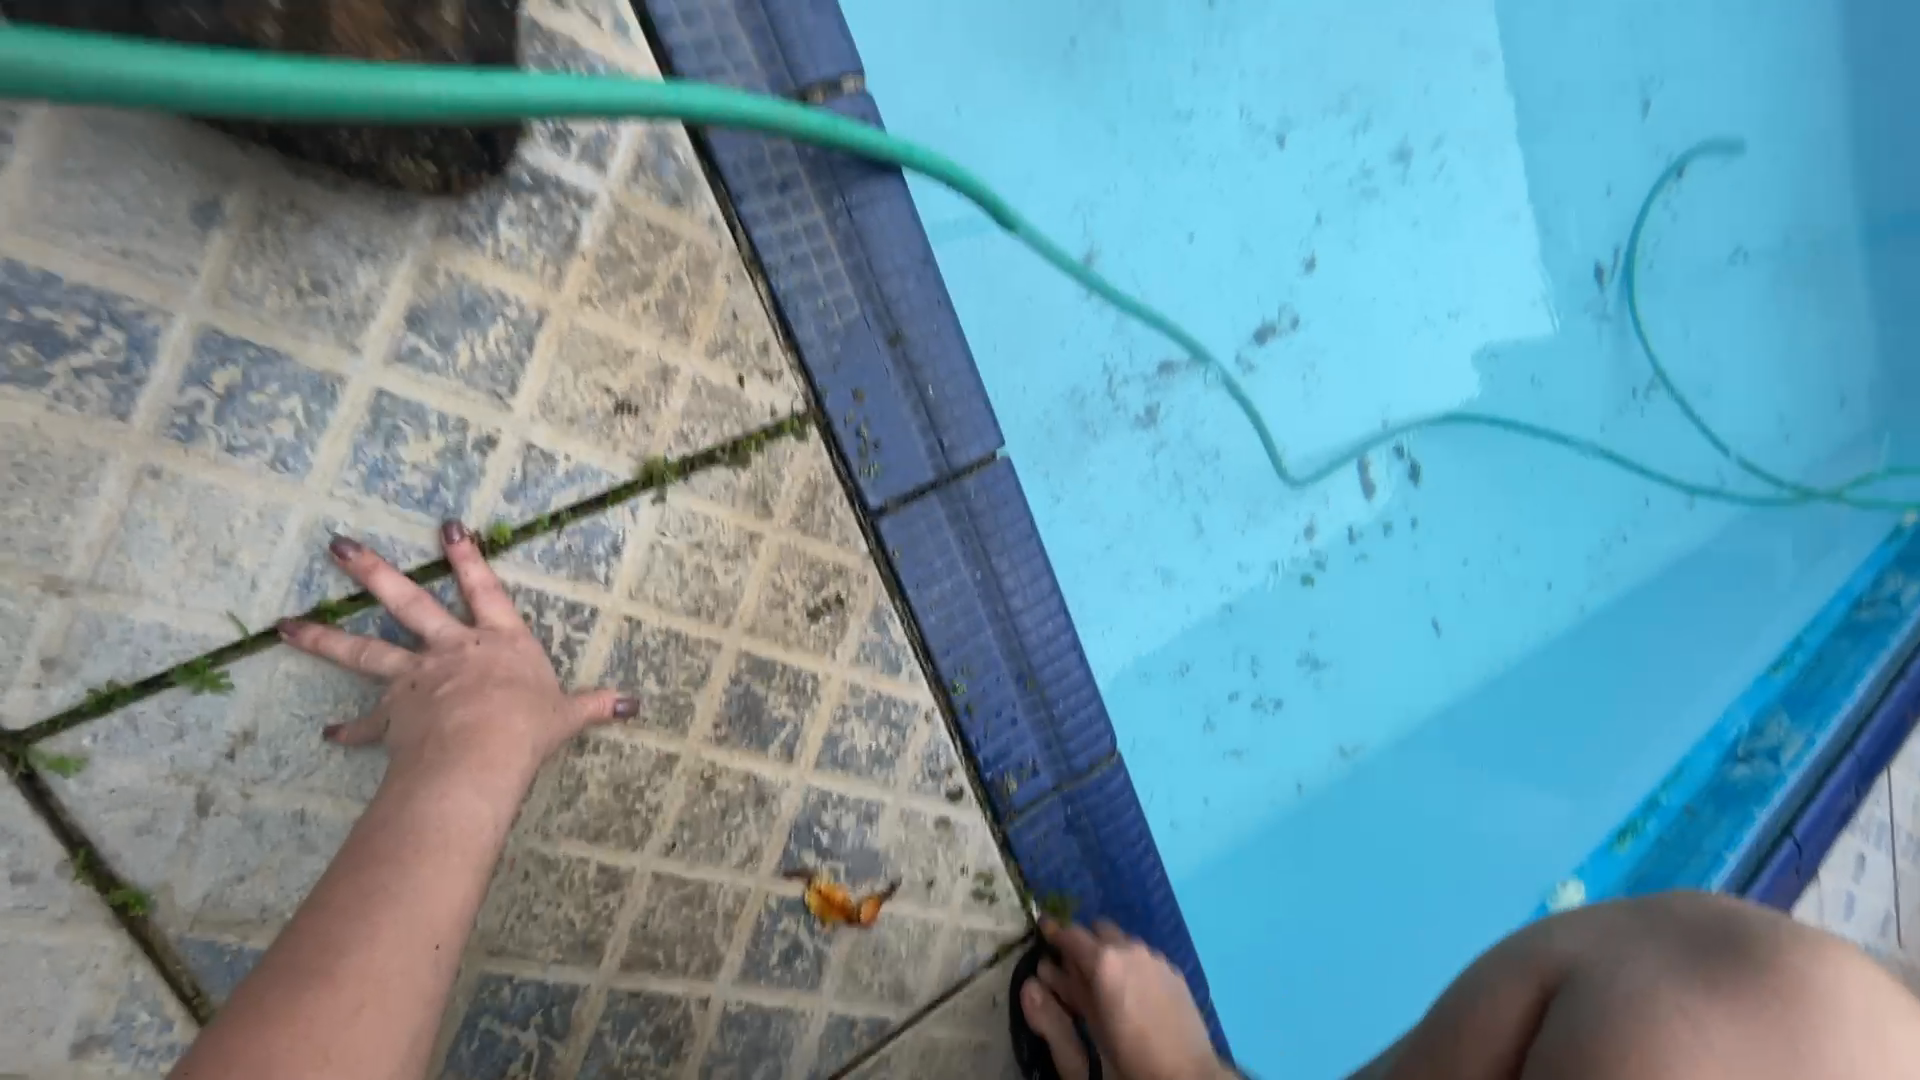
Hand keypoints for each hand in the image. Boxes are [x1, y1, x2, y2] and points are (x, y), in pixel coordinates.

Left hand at [275, 521, 633, 792]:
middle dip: (375, 573)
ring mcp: (418, 678)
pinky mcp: (394, 714)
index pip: (485, 590)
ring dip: (325, 637)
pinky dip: (352, 728)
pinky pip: (368, 722)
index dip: (468, 558)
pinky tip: (332, 734)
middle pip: (408, 604)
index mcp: (500, 641)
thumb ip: (595, 705)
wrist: (479, 753)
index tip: (448, 528)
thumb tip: (635, 705)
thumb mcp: (568, 714)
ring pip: (365, 651)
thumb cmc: (528, 725)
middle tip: (340, 546)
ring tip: (285, 625)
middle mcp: (453, 649)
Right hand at [1022, 919, 1230, 1079]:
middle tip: (1073, 973)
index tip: (1043, 930)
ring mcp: (1155, 959)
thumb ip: (1054, 1016)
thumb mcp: (1086, 1051)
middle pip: (1097, 930)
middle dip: (1082, 945)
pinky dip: (1130, 965)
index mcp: (1104, 963)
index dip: (1054, 932)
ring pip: (1122, 942)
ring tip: (1104, 988)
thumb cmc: (1132, 1067)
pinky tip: (1131, 996)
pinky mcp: (1174, 972)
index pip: (1071, 934)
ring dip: (1107, 955)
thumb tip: (1030, 983)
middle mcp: (1130, 950)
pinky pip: (1143, 957)